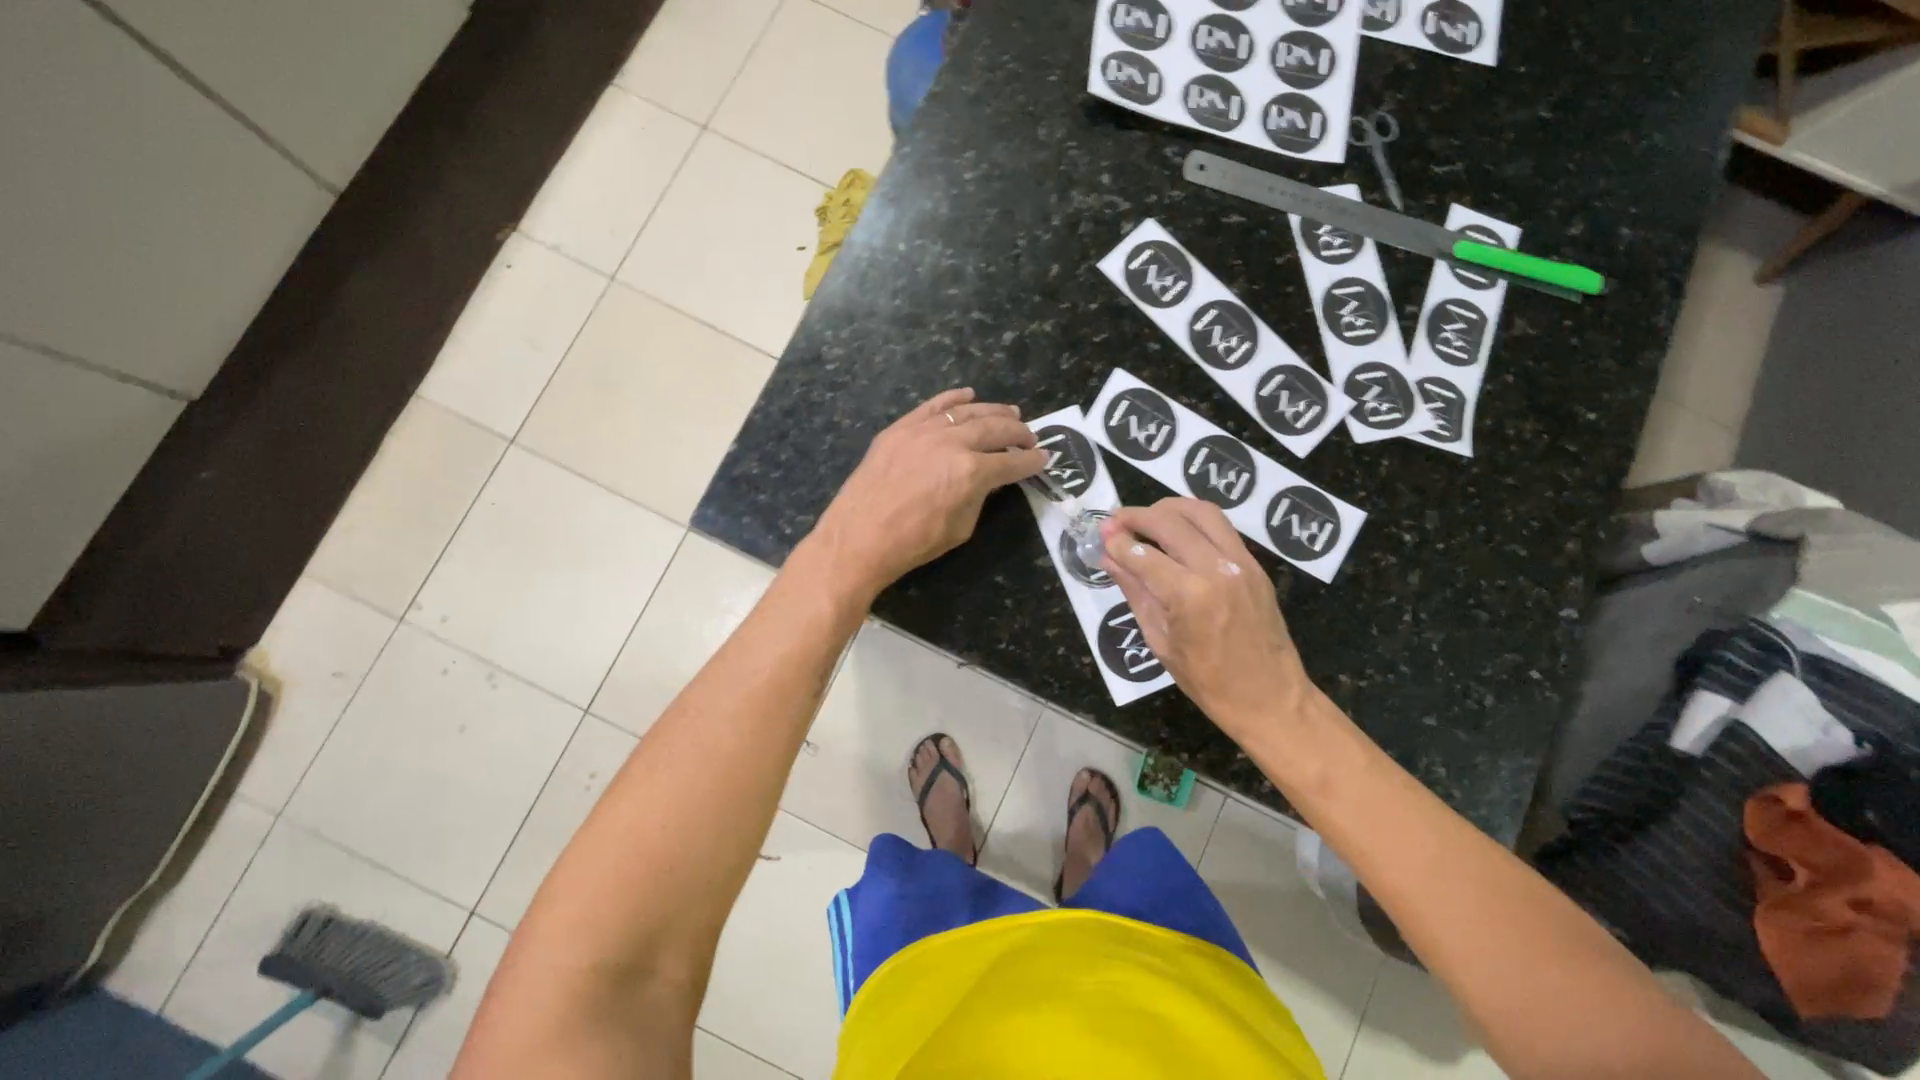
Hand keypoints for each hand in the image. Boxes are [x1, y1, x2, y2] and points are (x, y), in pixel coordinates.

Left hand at [808, 388, 1045, 601]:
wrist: (859, 537)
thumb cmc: (914, 542)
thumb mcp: (961, 527)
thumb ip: (980, 496)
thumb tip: (989, 479)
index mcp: (972, 472)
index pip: (1012, 462)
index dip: (1032, 462)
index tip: (1044, 459)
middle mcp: (952, 443)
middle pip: (995, 428)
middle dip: (1018, 432)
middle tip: (1030, 437)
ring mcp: (924, 431)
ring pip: (967, 412)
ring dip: (993, 410)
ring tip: (1010, 412)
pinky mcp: (900, 429)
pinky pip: (933, 406)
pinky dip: (953, 398)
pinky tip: (968, 395)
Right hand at [1101, 498, 1315, 744]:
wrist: (1270, 698)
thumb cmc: (1208, 682)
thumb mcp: (1160, 642)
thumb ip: (1135, 592)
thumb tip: (1109, 558)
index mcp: (1190, 596)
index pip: (1143, 554)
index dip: (1117, 541)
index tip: (1100, 535)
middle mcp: (1217, 569)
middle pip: (1170, 521)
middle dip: (1137, 517)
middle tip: (1114, 522)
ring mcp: (1241, 563)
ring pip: (1201, 511)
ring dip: (1168, 508)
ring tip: (1146, 519)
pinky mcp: (1254, 565)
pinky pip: (1222, 527)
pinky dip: (1194, 521)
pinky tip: (1176, 532)